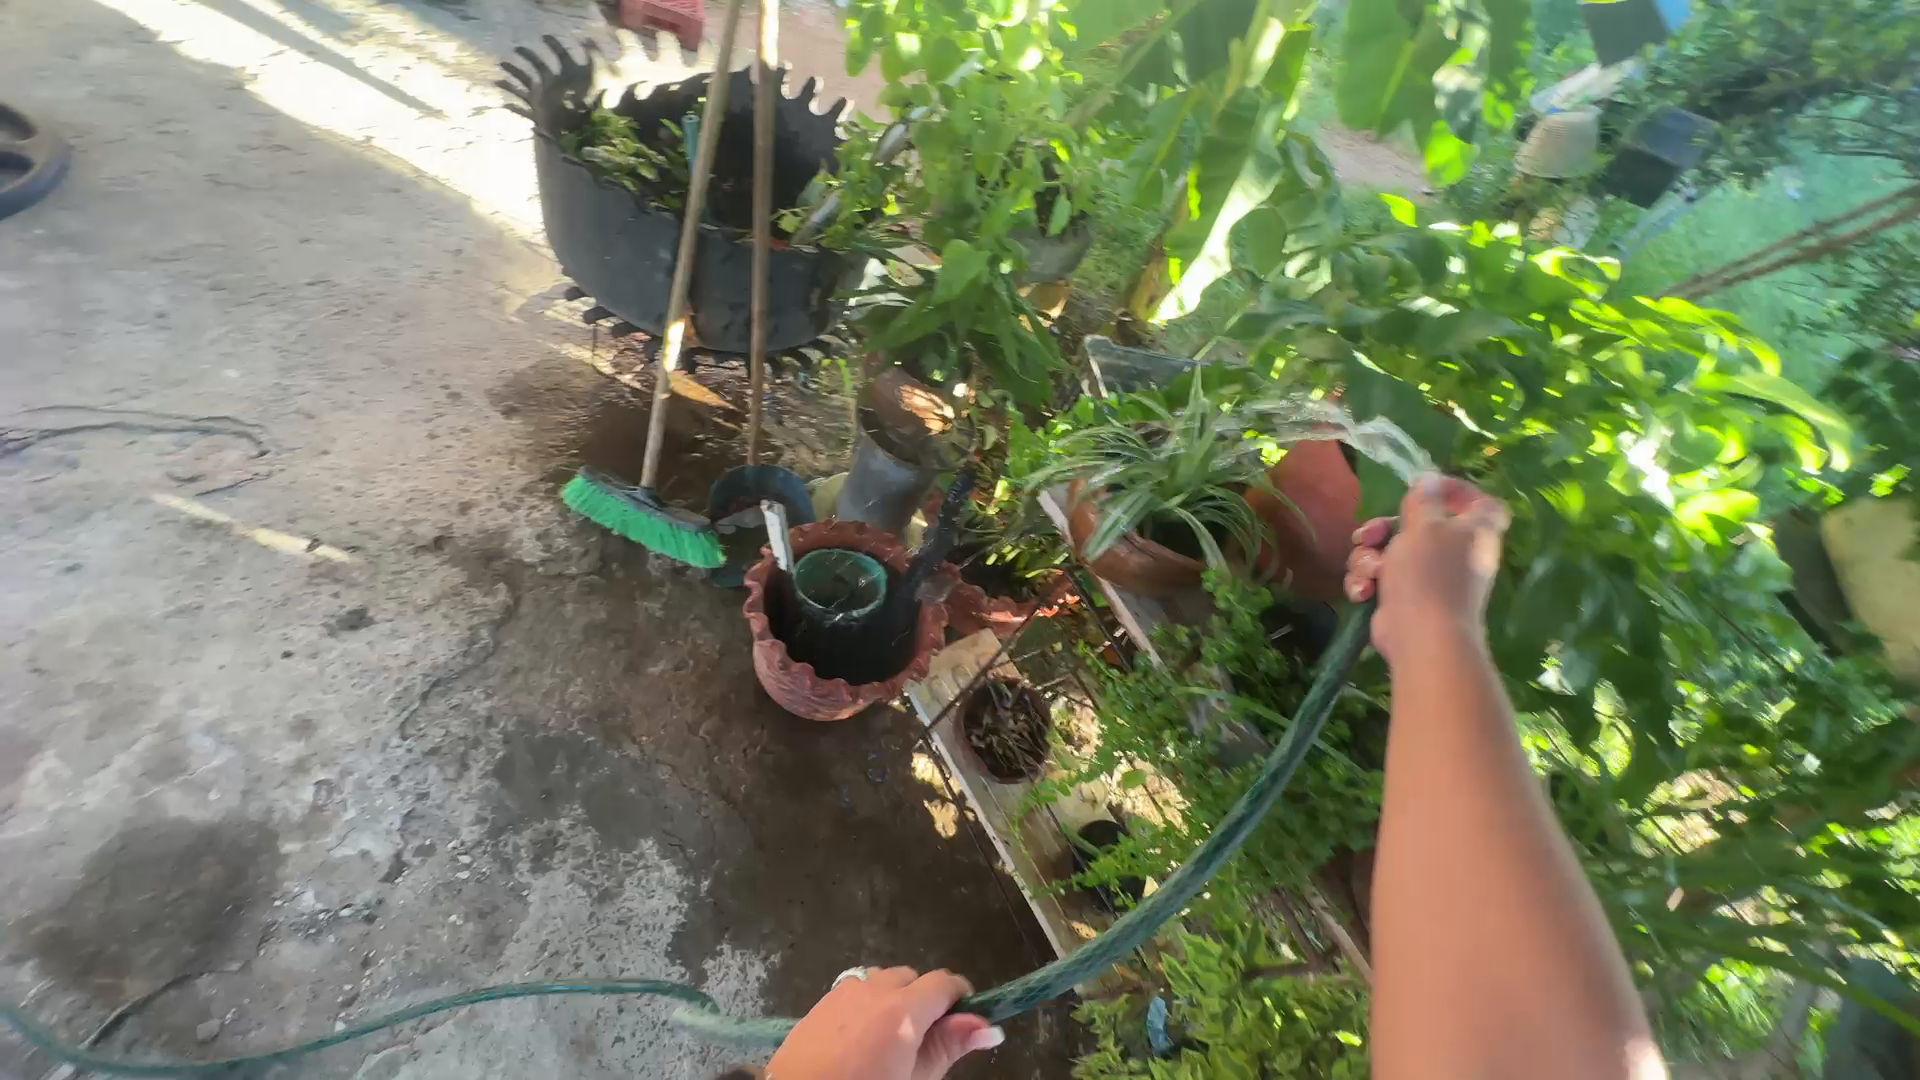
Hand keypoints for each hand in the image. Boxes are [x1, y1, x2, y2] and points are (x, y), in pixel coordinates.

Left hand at [764, 966, 1003, 1079]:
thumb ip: (950, 1047)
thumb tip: (991, 1026)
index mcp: (905, 1009)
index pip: (945, 982)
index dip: (959, 999)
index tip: (963, 1024)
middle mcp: (877, 987)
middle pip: (914, 978)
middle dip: (925, 1002)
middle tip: (921, 1046)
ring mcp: (847, 989)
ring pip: (885, 980)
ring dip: (895, 999)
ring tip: (889, 1044)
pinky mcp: (825, 999)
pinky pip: (858, 988)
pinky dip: (869, 1004)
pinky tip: (860, 1040)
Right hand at [1343, 473, 1508, 663]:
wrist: (1421, 634)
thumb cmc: (1429, 575)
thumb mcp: (1423, 527)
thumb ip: (1423, 500)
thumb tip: (1428, 480)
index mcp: (1472, 530)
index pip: (1478, 501)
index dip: (1456, 491)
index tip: (1423, 489)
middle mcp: (1452, 551)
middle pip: (1415, 525)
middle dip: (1382, 529)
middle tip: (1368, 536)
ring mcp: (1427, 576)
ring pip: (1387, 551)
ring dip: (1367, 559)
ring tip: (1368, 574)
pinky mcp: (1402, 596)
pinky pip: (1378, 577)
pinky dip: (1367, 582)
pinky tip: (1364, 592)